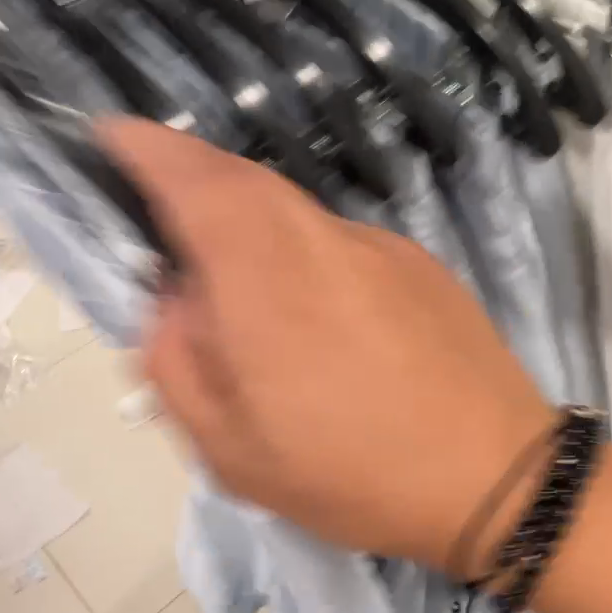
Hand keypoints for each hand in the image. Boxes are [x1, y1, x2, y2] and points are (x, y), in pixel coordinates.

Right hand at [100, 118, 558, 573]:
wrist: (499, 474)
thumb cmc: (356, 474)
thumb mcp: (232, 447)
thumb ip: (180, 357)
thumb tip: (176, 293)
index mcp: (274, 278)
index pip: (202, 181)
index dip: (151, 150)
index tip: (113, 138)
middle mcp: (335, 243)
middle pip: (254, 187)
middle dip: (197, 184)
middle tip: (163, 224)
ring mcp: (392, 251)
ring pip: (304, 218)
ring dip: (257, 231)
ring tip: (246, 298)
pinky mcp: (430, 269)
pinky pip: (349, 245)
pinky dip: (311, 257)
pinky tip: (322, 320)